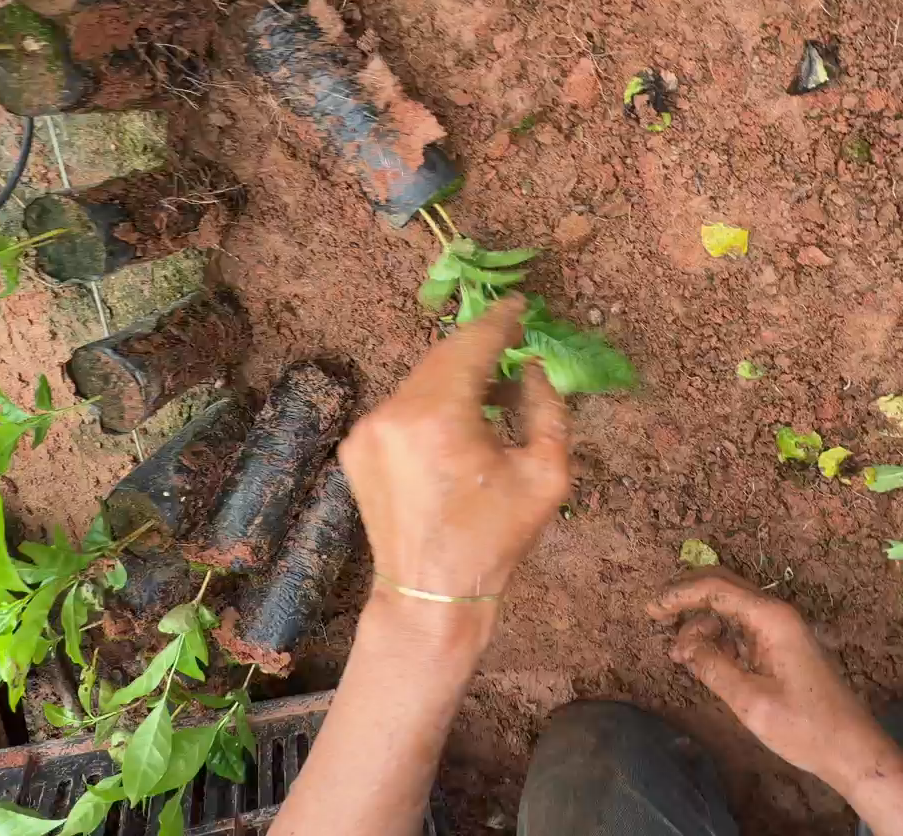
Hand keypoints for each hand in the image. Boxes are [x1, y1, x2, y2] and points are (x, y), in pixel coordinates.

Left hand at [340, 296, 569, 623]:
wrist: (429, 596)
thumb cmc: (494, 538)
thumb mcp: (546, 475)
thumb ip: (546, 408)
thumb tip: (530, 369)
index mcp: (440, 417)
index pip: (472, 345)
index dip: (499, 322)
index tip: (519, 306)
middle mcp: (394, 412)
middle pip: (442, 357)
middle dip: (478, 346)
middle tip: (511, 341)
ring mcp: (367, 429)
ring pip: (420, 380)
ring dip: (456, 376)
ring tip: (492, 391)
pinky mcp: (355, 446)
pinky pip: (402, 406)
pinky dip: (431, 402)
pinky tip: (456, 423)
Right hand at [648, 570, 889, 784]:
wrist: (855, 753)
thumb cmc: (805, 727)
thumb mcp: (751, 701)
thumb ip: (712, 666)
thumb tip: (683, 645)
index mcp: (771, 618)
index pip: (715, 588)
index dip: (679, 594)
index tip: (651, 609)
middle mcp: (775, 613)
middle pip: (721, 586)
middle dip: (686, 596)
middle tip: (656, 614)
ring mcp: (779, 627)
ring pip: (728, 606)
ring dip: (701, 623)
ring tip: (680, 655)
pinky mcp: (779, 644)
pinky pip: (740, 626)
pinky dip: (717, 636)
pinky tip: (703, 658)